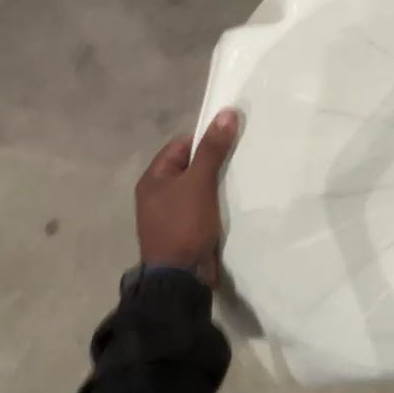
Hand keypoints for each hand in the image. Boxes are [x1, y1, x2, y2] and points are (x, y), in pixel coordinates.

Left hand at [135, 109, 240, 286]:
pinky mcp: (184, 231)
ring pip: (198, 187)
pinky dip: (216, 203)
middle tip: (240, 158)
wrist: (180, 279)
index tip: (230, 142)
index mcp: (153, 179)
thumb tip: (227, 113)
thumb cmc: (183, 225)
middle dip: (213, 161)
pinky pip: (202, 207)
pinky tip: (233, 203)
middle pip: (190, 166)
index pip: (181, 145)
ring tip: (240, 179)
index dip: (205, 140)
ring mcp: (169, 215)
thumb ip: (212, 149)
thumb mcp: (199, 182)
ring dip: (216, 184)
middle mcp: (157, 195)